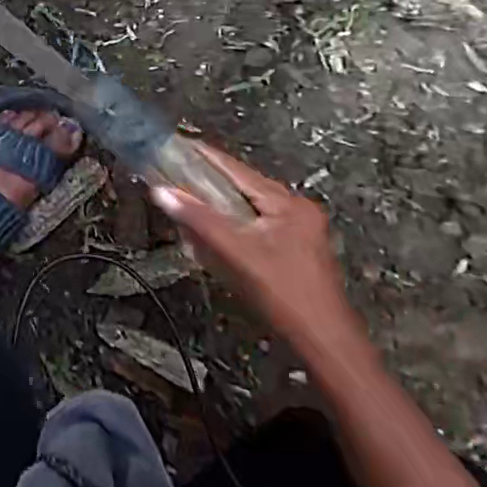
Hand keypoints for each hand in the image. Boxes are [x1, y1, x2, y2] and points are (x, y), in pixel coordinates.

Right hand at [149, 144, 355, 345]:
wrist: (324, 343)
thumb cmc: (285, 293)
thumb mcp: (236, 252)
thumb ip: (198, 219)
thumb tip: (161, 191)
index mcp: (288, 203)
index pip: (237, 170)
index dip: (204, 156)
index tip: (176, 143)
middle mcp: (296, 210)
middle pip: (241, 186)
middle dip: (207, 182)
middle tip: (174, 174)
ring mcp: (297, 231)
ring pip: (246, 206)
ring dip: (216, 204)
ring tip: (186, 198)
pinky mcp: (292, 249)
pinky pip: (252, 224)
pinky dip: (229, 222)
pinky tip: (209, 229)